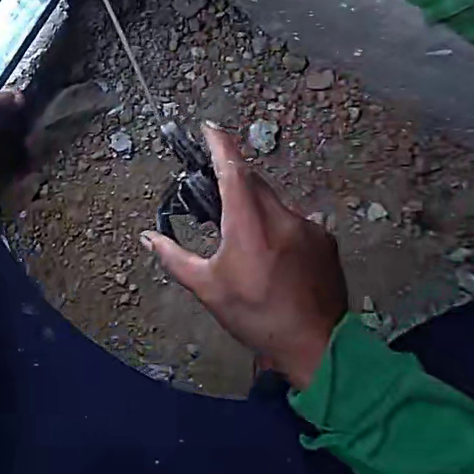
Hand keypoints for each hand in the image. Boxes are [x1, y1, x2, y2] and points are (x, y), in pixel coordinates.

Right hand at [141, 122, 347, 387]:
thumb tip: (148, 236)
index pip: (233, 170)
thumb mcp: (207, 287)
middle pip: (253, 182)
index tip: (208, 128)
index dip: (219, 144)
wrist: (316, 346)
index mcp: (248, 223)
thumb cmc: (256, 316)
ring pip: (273, 203)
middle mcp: (281, 217)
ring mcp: (308, 227)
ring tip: (244, 243)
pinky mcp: (324, 241)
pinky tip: (270, 257)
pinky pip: (293, 221)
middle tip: (214, 197)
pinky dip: (276, 227)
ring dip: (254, 209)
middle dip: (233, 181)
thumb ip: (174, 256)